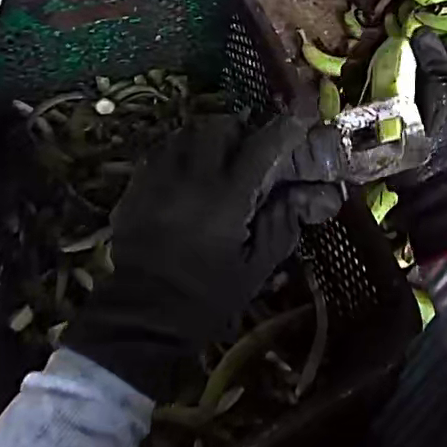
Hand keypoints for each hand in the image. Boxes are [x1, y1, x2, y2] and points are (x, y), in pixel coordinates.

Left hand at [64, 114, 343, 398]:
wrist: (140, 320)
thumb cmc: (206, 297)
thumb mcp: (255, 267)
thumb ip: (283, 223)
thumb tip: (311, 192)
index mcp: (227, 198)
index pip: (262, 146)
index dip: (283, 131)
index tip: (296, 127)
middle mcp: (192, 179)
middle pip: (218, 127)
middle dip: (238, 129)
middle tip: (248, 146)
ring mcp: (158, 180)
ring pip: (186, 133)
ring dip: (207, 137)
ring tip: (216, 155)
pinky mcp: (135, 188)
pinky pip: (160, 152)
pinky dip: (179, 152)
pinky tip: (187, 172)